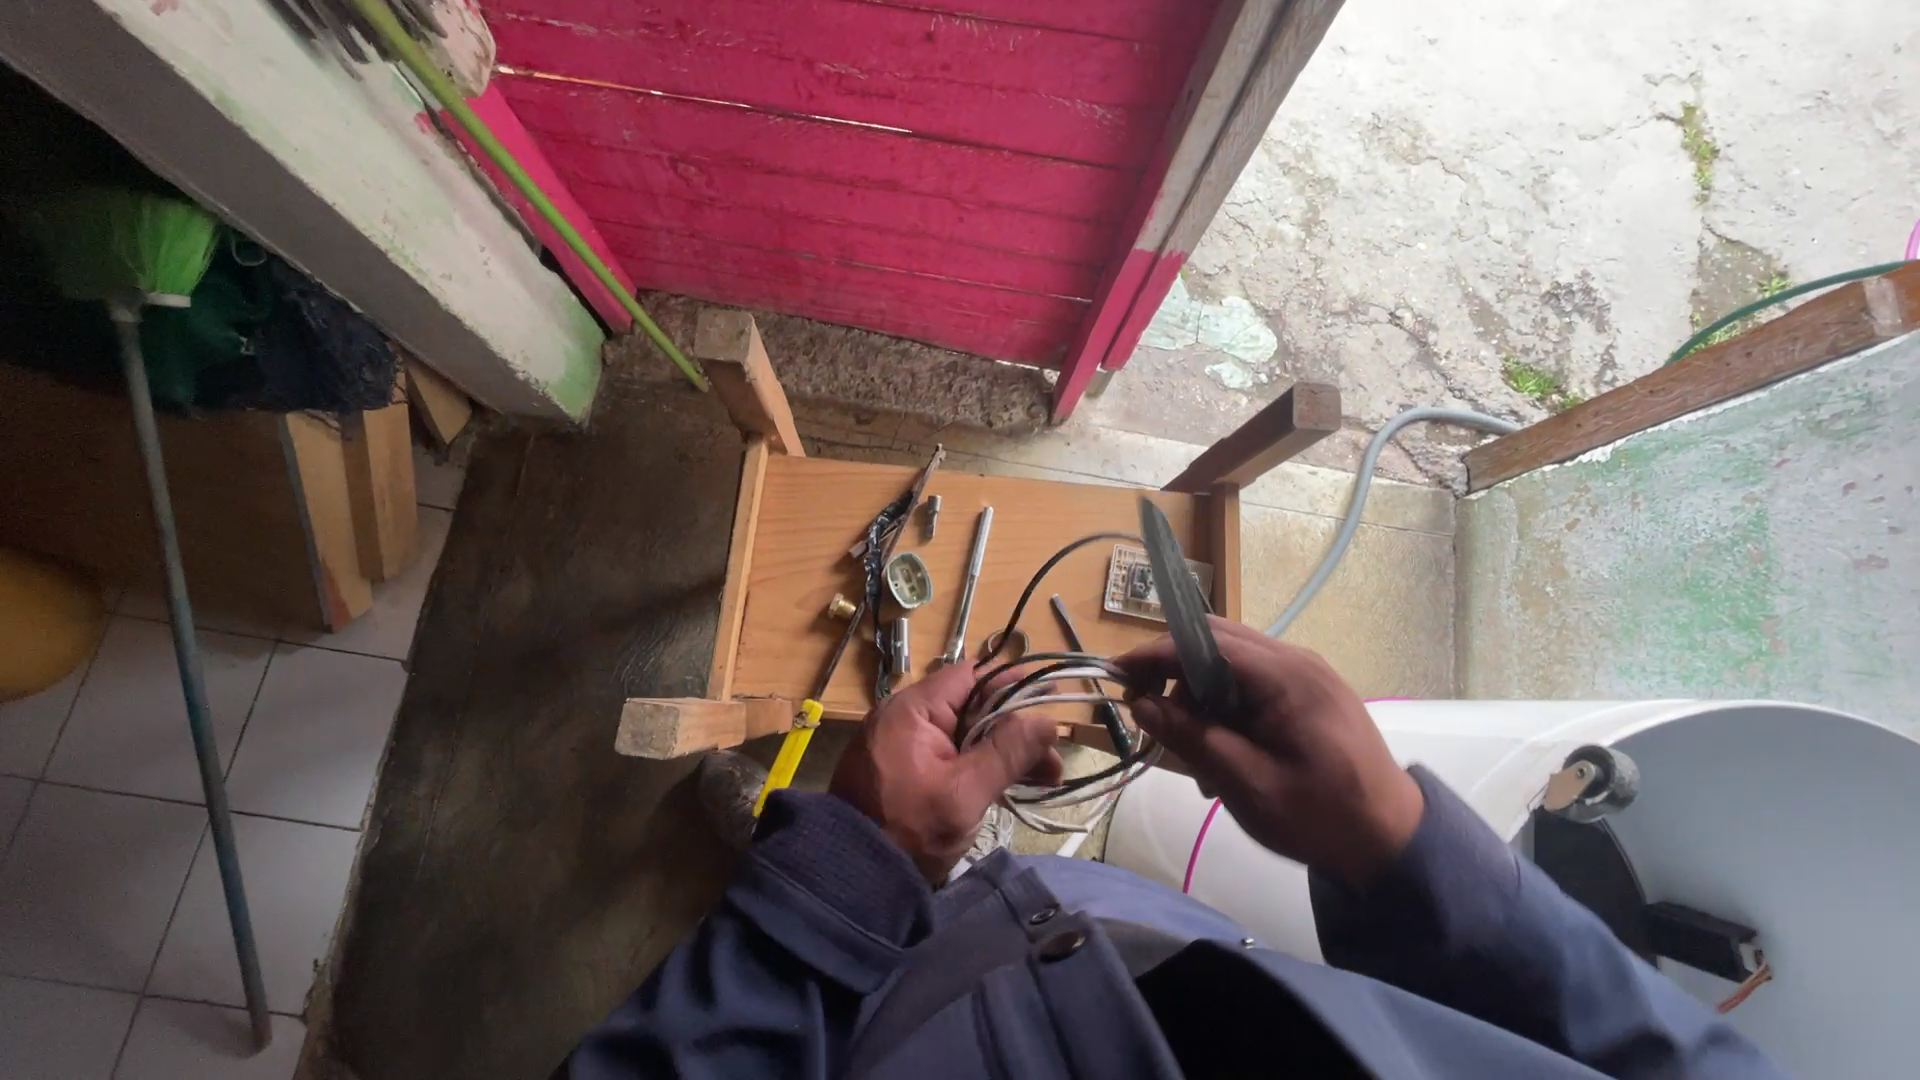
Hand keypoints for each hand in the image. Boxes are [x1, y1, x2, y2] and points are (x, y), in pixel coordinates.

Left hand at [830, 662, 1061, 883]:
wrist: (851, 878)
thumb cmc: (908, 831)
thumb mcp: (964, 793)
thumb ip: (1006, 753)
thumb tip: (1047, 720)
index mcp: (913, 710)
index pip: (971, 676)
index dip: (1012, 685)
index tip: (1048, 700)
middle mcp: (905, 717)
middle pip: (971, 706)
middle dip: (1015, 730)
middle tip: (1052, 759)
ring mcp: (902, 745)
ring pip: (963, 734)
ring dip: (1001, 752)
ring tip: (1044, 778)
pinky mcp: (903, 770)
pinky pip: (948, 755)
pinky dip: (978, 766)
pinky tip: (1009, 784)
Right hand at [1114, 618, 1423, 888]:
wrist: (1393, 841)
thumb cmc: (1321, 818)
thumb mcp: (1248, 786)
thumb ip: (1192, 739)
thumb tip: (1141, 703)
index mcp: (1286, 678)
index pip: (1206, 642)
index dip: (1156, 653)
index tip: (1118, 675)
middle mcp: (1296, 660)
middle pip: (1216, 639)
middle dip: (1173, 667)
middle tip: (1146, 706)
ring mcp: (1305, 672)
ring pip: (1230, 657)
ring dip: (1197, 687)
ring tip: (1188, 740)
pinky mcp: (1308, 688)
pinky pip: (1250, 676)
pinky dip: (1222, 698)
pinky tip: (1220, 739)